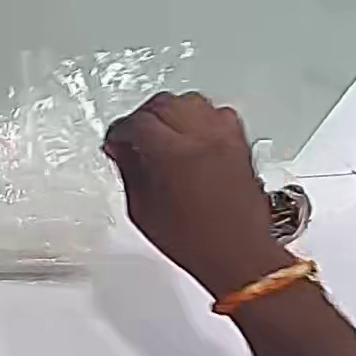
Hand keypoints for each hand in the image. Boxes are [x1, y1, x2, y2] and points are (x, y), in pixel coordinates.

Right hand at [103, 92, 292, 297]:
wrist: (236, 253)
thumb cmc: (194, 240)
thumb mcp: (142, 208)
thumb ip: (129, 170)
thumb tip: (121, 150)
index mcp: (173, 154)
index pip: (137, 123)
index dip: (119, 131)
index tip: (114, 141)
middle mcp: (202, 139)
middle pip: (163, 104)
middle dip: (141, 117)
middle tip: (131, 135)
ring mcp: (225, 138)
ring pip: (190, 101)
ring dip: (169, 112)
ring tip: (158, 133)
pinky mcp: (240, 143)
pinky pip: (216, 113)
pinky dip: (198, 117)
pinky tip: (188, 135)